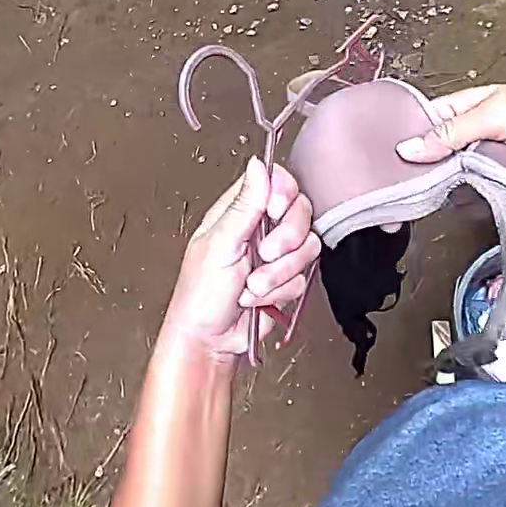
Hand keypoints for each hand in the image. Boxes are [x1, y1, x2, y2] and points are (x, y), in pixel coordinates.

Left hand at [159, 158, 322, 363]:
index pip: (274, 182)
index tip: (275, 210)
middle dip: (286, 238)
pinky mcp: (285, 279)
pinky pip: (303, 277)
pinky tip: (258, 298)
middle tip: (265, 253)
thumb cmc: (199, 296)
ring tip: (251, 285)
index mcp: (236, 213)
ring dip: (279, 272)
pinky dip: (281, 291)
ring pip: (306, 247)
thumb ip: (244, 205)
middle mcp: (257, 230)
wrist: (210, 340)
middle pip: (299, 212)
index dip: (283, 193)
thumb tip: (257, 166)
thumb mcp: (219, 244)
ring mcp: (272, 255)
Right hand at [394, 84, 505, 193]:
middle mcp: (470, 133)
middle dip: (416, 167)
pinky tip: (450, 204)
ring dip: (437, 186)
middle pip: (429, 152)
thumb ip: (450, 132)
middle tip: (399, 184)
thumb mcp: (496, 113)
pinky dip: (459, 201)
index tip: (385, 156)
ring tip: (422, 195)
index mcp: (466, 106)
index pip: (422, 120)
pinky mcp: (497, 186)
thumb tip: (407, 150)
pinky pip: (468, 195)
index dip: (403, 136)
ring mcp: (484, 161)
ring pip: (445, 176)